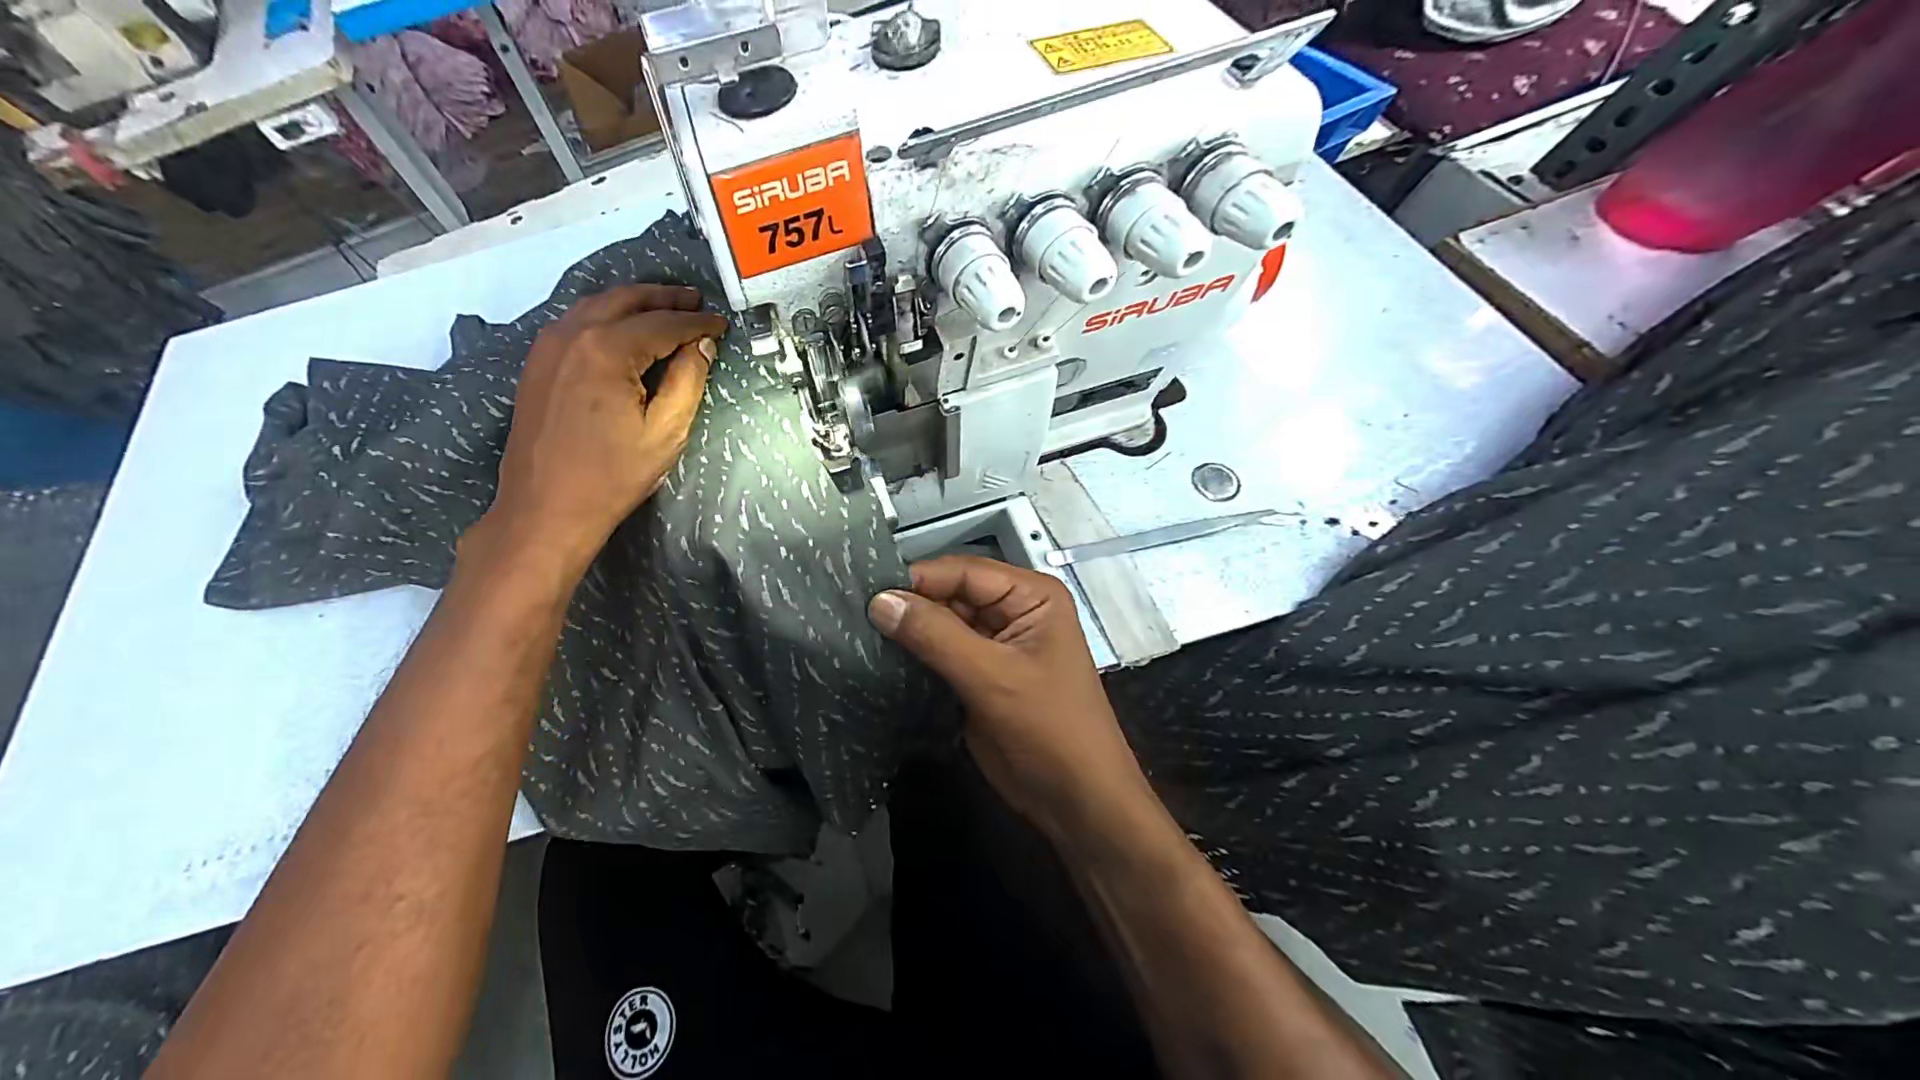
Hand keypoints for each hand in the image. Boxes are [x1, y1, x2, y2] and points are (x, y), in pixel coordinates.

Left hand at [484, 285, 726, 558]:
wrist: (546, 507)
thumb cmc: (613, 475)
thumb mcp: (666, 432)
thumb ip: (688, 381)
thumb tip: (702, 345)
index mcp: (607, 349)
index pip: (663, 323)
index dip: (697, 322)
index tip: (722, 324)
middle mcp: (572, 334)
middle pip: (626, 300)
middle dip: (665, 298)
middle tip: (696, 301)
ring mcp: (548, 346)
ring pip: (597, 305)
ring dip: (635, 302)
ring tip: (666, 308)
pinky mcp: (537, 362)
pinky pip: (577, 322)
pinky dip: (607, 316)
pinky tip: (624, 329)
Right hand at [868, 556, 1148, 837]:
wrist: (1076, 801)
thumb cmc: (1048, 729)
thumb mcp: (992, 677)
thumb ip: (935, 635)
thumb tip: (879, 600)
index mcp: (1031, 595)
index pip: (963, 571)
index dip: (916, 579)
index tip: (863, 593)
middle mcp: (1014, 611)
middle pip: (950, 594)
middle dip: (909, 604)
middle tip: (852, 614)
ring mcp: (996, 645)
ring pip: (942, 624)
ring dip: (908, 631)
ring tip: (855, 633)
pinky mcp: (980, 676)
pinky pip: (941, 654)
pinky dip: (915, 657)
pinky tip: (877, 660)